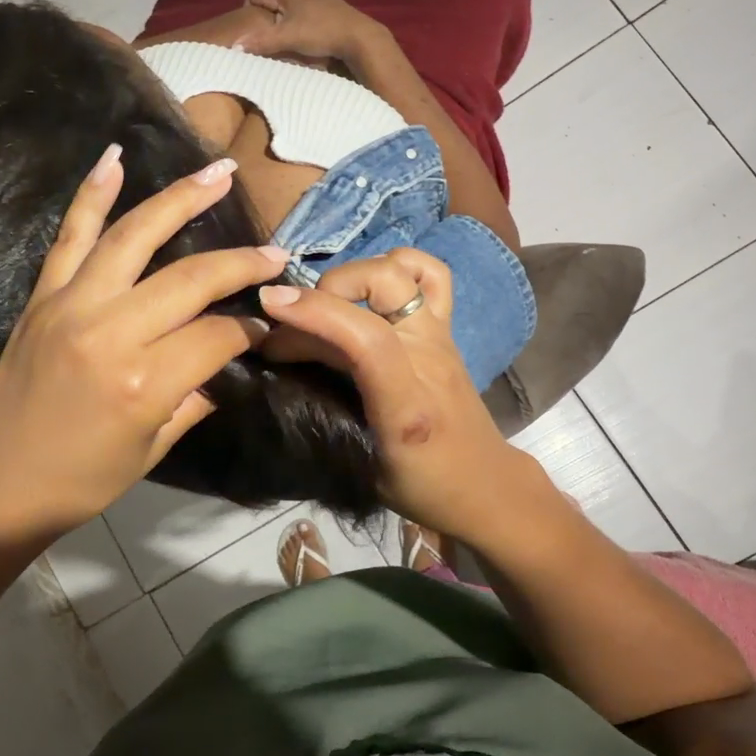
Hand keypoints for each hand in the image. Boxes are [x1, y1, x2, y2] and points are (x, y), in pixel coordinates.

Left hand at [0, 146, 287, 538]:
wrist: (0, 483)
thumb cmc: (83, 481)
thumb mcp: (153, 449)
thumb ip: (195, 398)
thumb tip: (228, 357)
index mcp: (144, 382)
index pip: (217, 335)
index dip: (250, 329)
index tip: (269, 325)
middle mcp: (110, 332)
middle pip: (189, 278)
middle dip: (239, 263)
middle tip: (274, 251)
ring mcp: (70, 306)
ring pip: (133, 237)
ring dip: (181, 198)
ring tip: (220, 170)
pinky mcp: (42, 298)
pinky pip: (70, 237)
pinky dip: (92, 194)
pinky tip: (115, 158)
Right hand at [235, 0, 383, 62]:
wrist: (357, 35)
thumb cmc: (319, 33)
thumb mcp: (287, 38)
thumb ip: (261, 42)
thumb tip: (235, 46)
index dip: (248, 11)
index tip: (252, 31)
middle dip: (265, 17)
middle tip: (267, 39)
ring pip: (287, 4)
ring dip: (282, 20)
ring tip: (285, 39)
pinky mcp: (326, 2)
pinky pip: (302, 8)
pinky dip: (297, 20)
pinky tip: (305, 34)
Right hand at [258, 250, 546, 537]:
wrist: (486, 485)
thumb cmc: (420, 488)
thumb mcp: (363, 472)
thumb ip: (325, 424)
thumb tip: (279, 380)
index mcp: (407, 407)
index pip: (367, 339)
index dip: (317, 312)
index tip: (270, 303)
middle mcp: (428, 358)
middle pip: (381, 287)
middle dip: (321, 294)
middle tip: (289, 332)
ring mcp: (440, 337)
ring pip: (403, 270)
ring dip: (354, 276)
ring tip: (326, 307)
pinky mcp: (446, 329)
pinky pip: (430, 275)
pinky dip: (396, 267)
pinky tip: (367, 291)